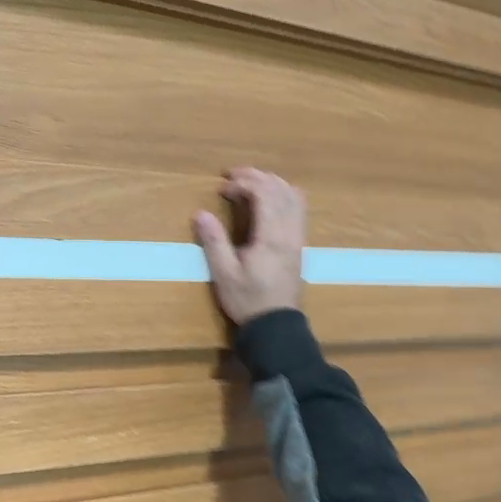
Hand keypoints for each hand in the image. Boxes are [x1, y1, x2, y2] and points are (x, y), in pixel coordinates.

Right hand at [192, 167, 305, 325]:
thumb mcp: (224, 274)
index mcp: (271, 236)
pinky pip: (300, 208)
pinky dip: (285, 194)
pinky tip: (272, 198)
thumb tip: (200, 214)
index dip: (243, 183)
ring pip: (293, 196)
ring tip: (251, 182)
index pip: (263, 194)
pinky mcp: (300, 243)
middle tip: (232, 176)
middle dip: (256, 177)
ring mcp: (298, 237)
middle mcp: (289, 231)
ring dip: (272, 182)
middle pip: (279, 189)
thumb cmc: (248, 300)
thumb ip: (214, 241)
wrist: (276, 325)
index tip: (222, 188)